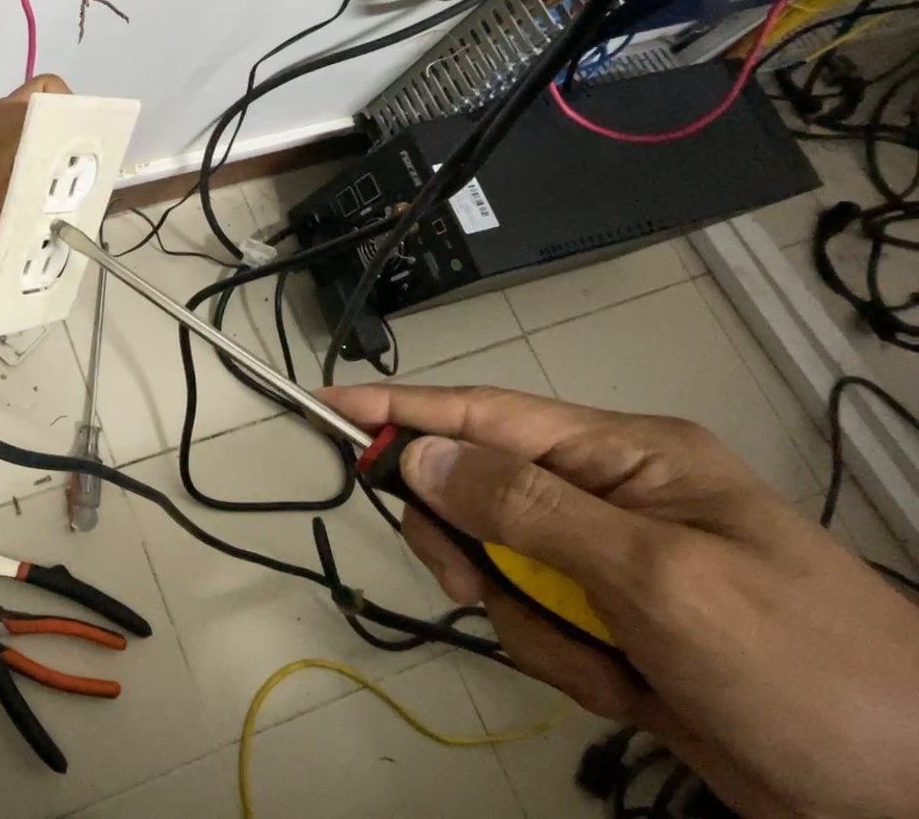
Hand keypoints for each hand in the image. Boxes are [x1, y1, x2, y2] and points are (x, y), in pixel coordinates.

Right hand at [321, 384, 918, 818]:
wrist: (913, 803)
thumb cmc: (802, 668)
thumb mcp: (654, 577)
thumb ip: (525, 506)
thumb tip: (420, 454)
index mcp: (627, 457)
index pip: (482, 416)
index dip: (397, 408)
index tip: (325, 405)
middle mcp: (607, 496)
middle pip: (473, 492)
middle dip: (468, 544)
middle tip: (475, 583)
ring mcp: (605, 561)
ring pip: (492, 563)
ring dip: (524, 618)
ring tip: (600, 659)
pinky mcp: (606, 619)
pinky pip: (527, 619)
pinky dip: (559, 658)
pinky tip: (627, 686)